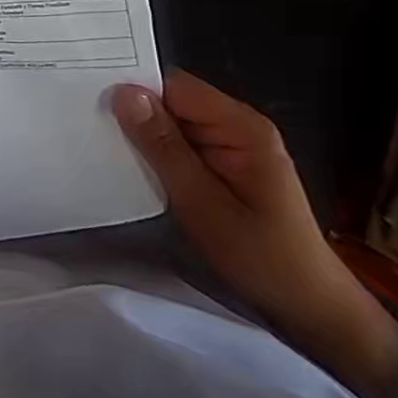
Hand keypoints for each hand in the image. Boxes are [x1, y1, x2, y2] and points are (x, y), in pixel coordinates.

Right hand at [111, 69, 357, 328]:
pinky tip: (130, 165)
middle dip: (134, 112)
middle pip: (174, 101)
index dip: (135, 87)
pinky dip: (156, 154)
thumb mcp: (204, 204)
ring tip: (98, 141)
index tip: (91, 95)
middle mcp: (237, 126)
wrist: (311, 311)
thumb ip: (163, 147)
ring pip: (173, 124)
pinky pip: (181, 146)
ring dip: (143, 136)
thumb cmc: (261, 258)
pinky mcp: (222, 167)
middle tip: (86, 120)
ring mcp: (230, 147)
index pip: (176, 86)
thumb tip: (124, 93)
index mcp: (241, 126)